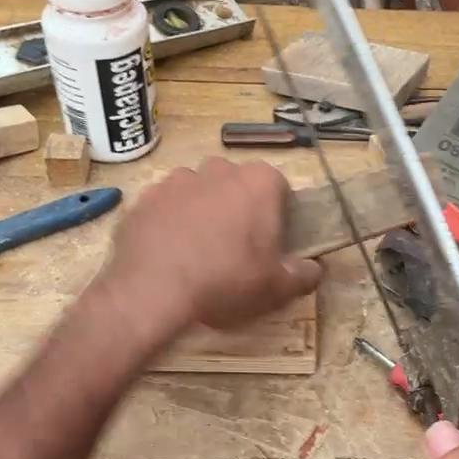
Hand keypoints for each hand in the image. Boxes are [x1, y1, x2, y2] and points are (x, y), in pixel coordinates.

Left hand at [101, 157, 322, 330]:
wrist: (152, 289)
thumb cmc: (225, 281)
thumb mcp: (276, 288)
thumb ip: (304, 274)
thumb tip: (314, 268)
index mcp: (259, 182)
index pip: (279, 189)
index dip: (276, 216)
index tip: (270, 244)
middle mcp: (218, 169)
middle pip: (237, 186)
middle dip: (239, 210)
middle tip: (236, 250)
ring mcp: (177, 180)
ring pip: (199, 192)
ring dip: (203, 213)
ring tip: (199, 253)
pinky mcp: (144, 197)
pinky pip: (166, 207)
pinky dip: (170, 224)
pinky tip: (170, 254)